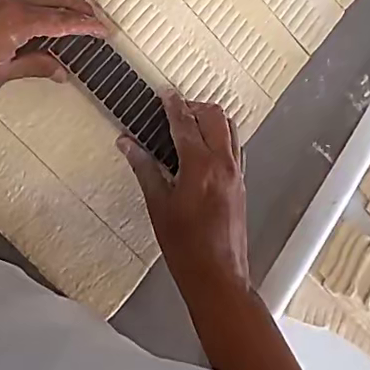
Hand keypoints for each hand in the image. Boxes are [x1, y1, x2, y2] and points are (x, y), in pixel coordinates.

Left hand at [0, 0, 105, 104]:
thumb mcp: (3, 71)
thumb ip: (36, 65)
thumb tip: (63, 71)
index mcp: (19, 19)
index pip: (63, 20)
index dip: (86, 26)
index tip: (104, 30)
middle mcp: (10, 0)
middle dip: (76, 6)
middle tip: (94, 17)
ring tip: (71, 10)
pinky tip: (36, 9)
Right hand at [120, 94, 250, 295]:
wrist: (218, 276)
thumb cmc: (185, 246)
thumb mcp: (158, 206)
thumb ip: (144, 168)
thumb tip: (127, 144)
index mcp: (200, 166)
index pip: (185, 123)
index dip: (173, 104)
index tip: (164, 93)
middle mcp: (223, 163)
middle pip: (214, 116)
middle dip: (193, 107)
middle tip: (174, 109)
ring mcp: (236, 172)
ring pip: (229, 128)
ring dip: (210, 119)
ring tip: (189, 124)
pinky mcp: (241, 182)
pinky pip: (235, 146)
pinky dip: (221, 136)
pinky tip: (204, 147)